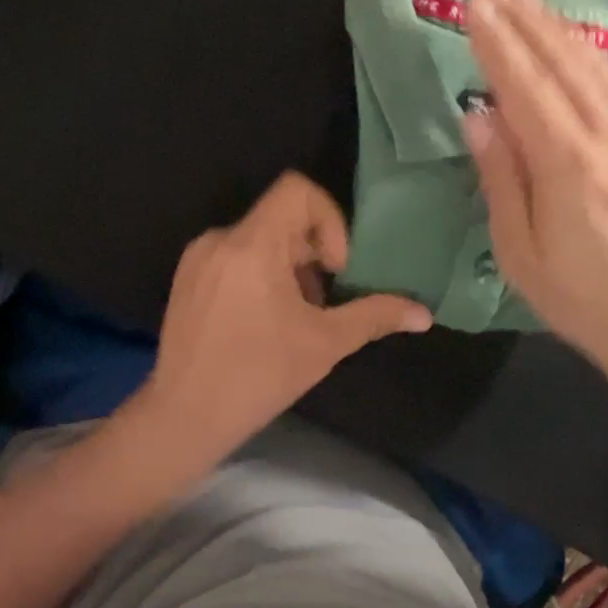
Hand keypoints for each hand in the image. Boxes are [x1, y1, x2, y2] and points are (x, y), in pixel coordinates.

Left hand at [127, 172, 432, 460]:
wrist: (183, 418)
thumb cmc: (257, 377)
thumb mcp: (324, 345)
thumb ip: (374, 316)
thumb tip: (423, 314)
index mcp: (251, 245)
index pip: (297, 190)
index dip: (328, 220)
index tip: (334, 269)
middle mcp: (220, 239)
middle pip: (281, 216)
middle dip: (312, 253)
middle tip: (322, 302)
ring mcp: (198, 257)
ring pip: (259, 238)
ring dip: (288, 267)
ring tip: (294, 317)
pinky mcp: (187, 277)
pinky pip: (235, 255)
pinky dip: (261, 274)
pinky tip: (265, 322)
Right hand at [464, 0, 607, 406]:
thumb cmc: (584, 301)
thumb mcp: (520, 253)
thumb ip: (501, 178)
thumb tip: (479, 115)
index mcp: (568, 164)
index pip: (523, 85)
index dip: (496, 43)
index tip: (474, 7)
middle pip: (562, 65)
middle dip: (525, 23)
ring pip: (598, 70)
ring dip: (561, 32)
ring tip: (533, 3)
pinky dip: (598, 59)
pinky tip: (584, 49)